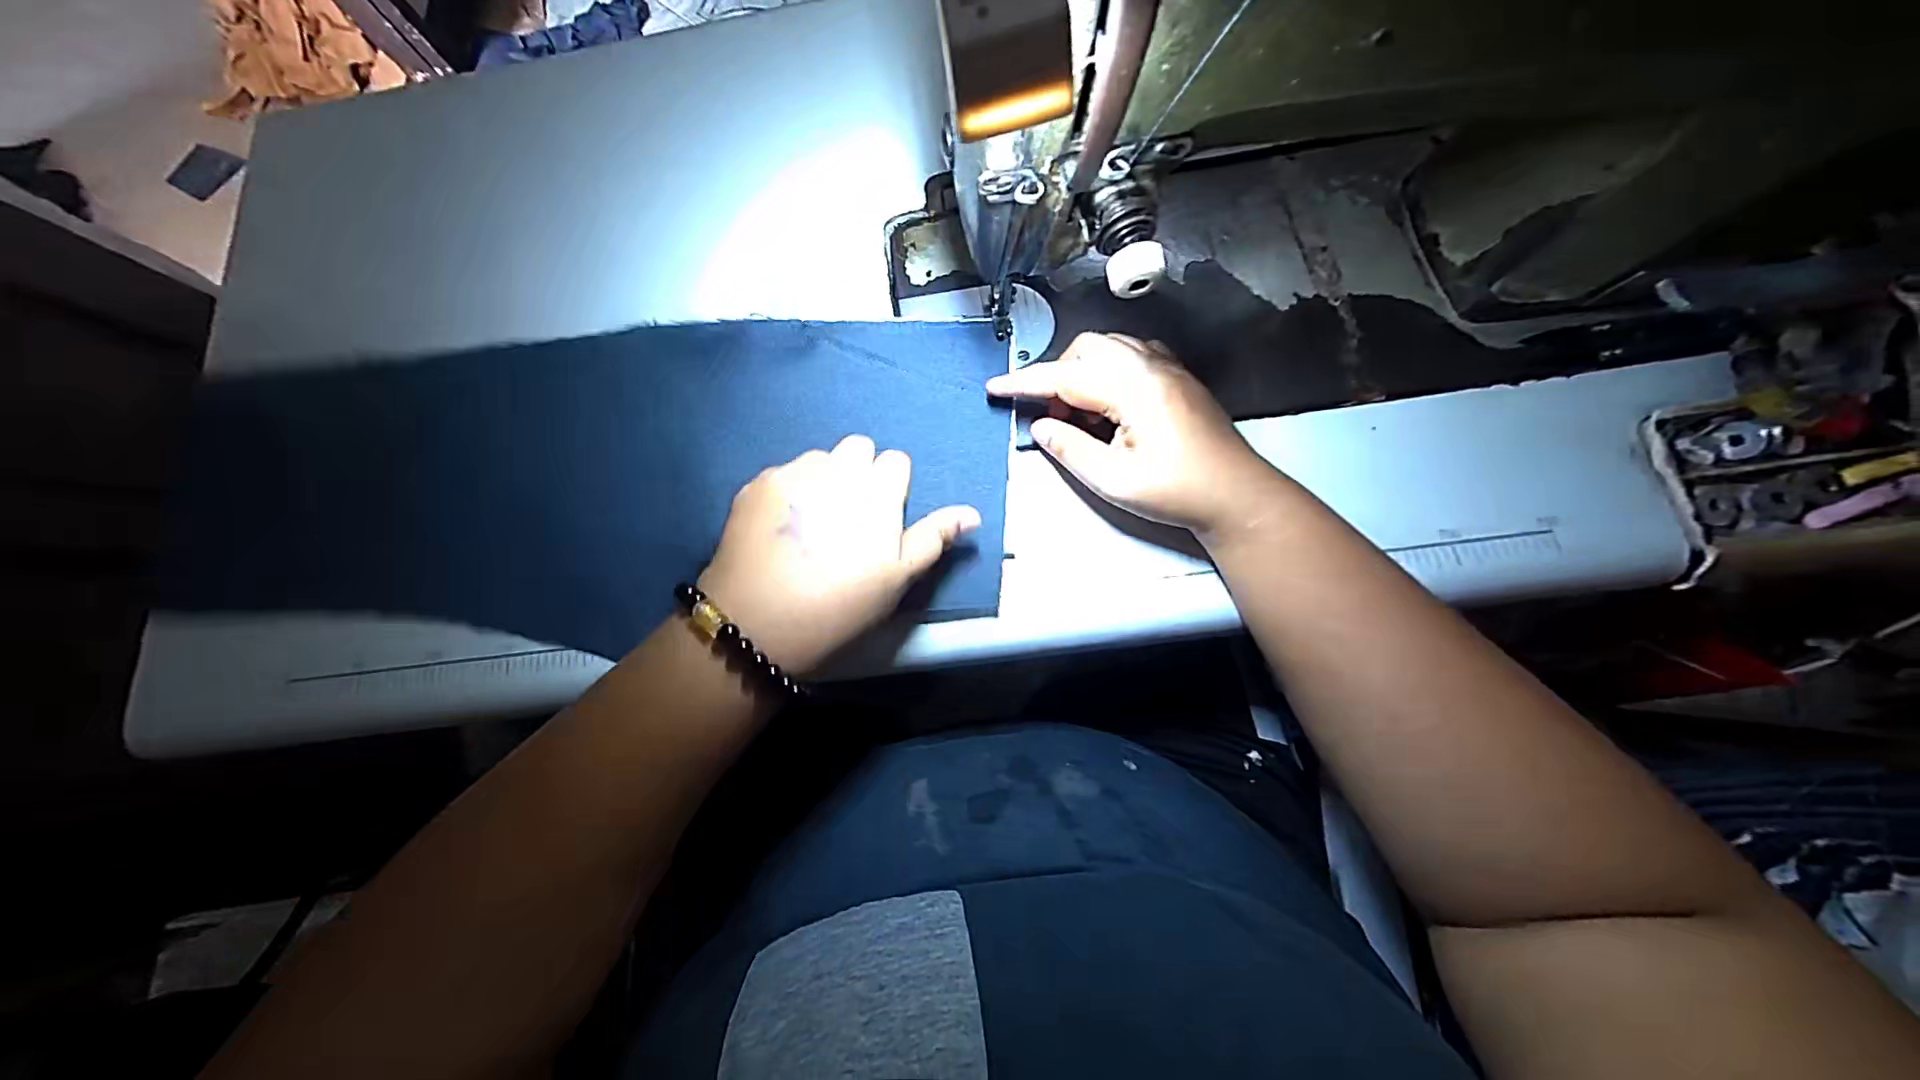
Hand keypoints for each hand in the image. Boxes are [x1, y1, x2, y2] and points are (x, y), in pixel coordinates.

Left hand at [696, 435, 979, 673]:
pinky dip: (789, 491)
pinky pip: (785, 472)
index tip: (880, 520)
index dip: (891, 488)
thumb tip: (973, 513)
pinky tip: (781, 527)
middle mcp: (838, 470)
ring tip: (813, 522)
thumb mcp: (897, 580)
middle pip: (858, 448)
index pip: (895, 462)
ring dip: (823, 478)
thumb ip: (934, 538)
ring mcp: (793, 473)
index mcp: (878, 492)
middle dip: (859, 472)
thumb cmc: (840, 606)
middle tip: (848, 517)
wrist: (758, 624)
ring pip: (820, 458)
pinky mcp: (758, 482)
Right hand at [986, 333, 1283, 538]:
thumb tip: (1041, 427)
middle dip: (1057, 377)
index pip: (1064, 376)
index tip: (995, 387)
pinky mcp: (1176, 378)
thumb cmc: (1179, 491)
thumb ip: (1070, 448)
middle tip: (1050, 418)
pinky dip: (1107, 373)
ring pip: (1108, 349)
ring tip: (1080, 417)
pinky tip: (1108, 407)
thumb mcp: (1112, 480)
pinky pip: (1131, 357)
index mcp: (1133, 387)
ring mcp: (1167, 369)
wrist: (1236, 495)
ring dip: (1082, 374)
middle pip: (1086, 350)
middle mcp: (1151, 366)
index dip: (1024, 383)